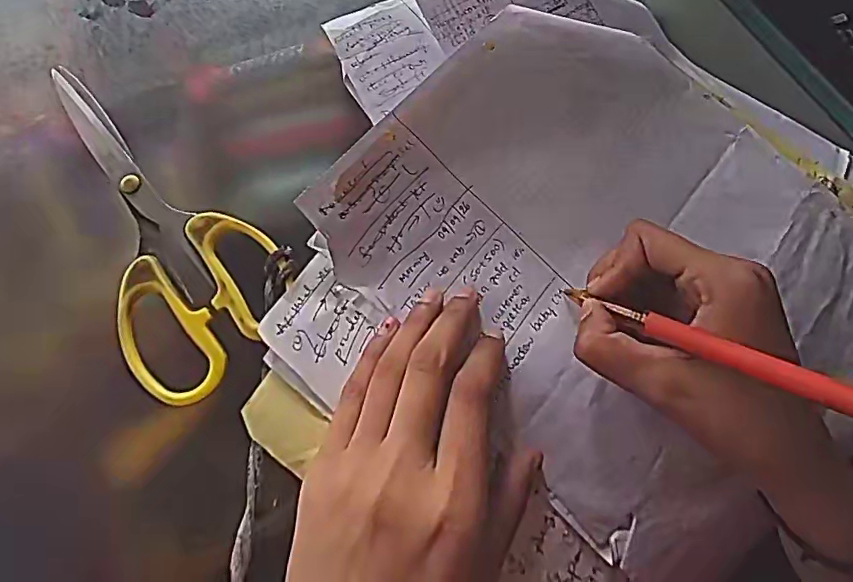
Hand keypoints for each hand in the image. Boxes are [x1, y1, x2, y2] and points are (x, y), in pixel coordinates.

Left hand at [288, 286, 540, 581]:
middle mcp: (403, 472)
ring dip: (413, 326)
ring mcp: (356, 465)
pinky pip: (349, 396)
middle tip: (466, 297)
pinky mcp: (322, 467)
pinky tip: (386, 331)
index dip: (486, 357)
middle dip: (451, 323)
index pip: (472, 398)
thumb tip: (530, 448)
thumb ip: (509, 503)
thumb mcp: (482, 565)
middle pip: (429, 371)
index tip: (494, 338)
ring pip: (388, 372)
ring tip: (431, 300)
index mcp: (451, 500)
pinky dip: (369, 356)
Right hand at [574, 220, 852, 564]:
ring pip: (661, 272)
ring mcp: (736, 287)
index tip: (597, 308)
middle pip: (652, 253)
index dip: (612, 269)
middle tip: (601, 323)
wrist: (795, 464)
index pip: (646, 241)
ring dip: (632, 299)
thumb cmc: (738, 423)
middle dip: (619, 284)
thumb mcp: (663, 386)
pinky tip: (642, 341)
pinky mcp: (733, 306)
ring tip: (620, 336)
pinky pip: (676, 292)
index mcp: (724, 277)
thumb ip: (606, 347)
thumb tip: (584, 315)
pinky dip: (651, 311)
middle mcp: (733, 270)